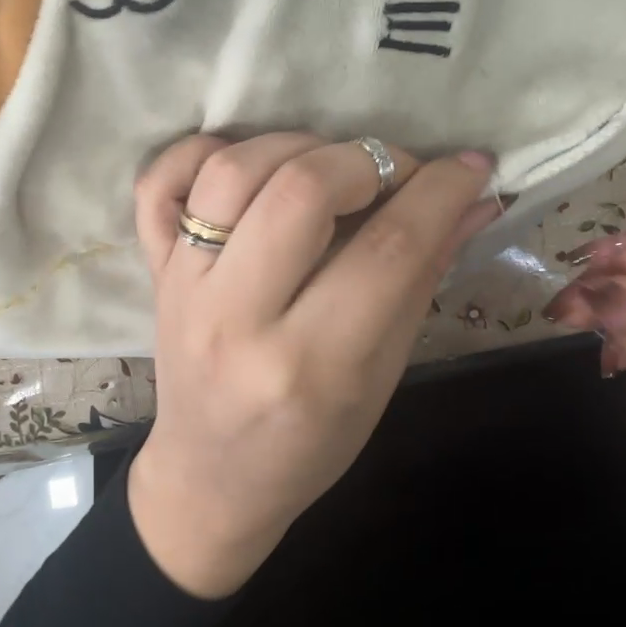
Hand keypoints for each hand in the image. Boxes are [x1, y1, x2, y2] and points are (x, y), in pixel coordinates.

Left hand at [127, 134, 500, 598]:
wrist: (210, 480)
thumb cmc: (309, 444)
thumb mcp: (381, 377)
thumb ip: (422, 279)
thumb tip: (473, 199)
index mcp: (310, 366)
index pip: (388, 249)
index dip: (440, 192)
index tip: (469, 167)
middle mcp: (237, 318)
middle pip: (302, 191)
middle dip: (366, 160)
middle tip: (393, 175)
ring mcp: (183, 288)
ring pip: (233, 172)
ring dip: (296, 147)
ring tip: (329, 167)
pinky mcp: (152, 270)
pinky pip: (159, 183)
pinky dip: (201, 152)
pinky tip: (249, 167)